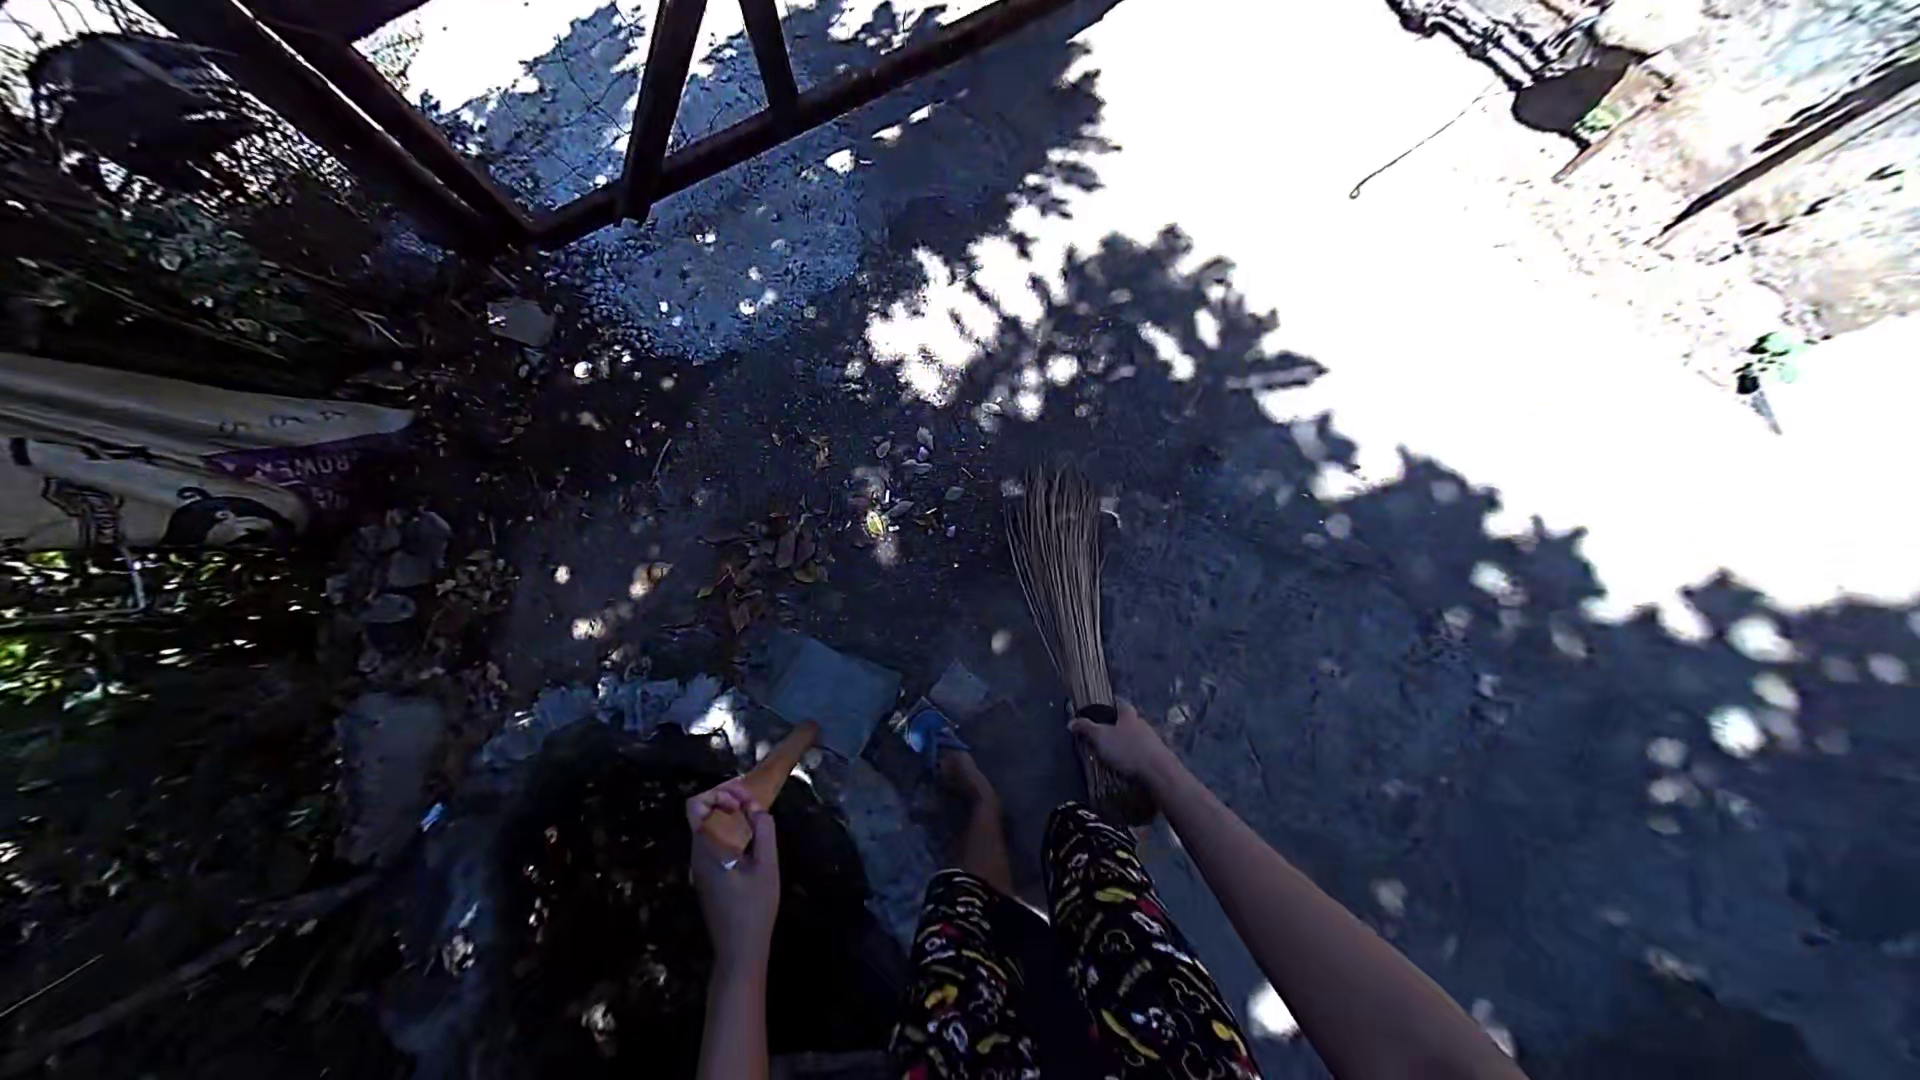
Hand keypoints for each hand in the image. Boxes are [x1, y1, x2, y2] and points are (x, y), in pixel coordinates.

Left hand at [686, 779, 780, 973]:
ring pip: (705, 826)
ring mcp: (700, 866)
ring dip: (727, 813)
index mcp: (707, 849)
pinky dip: (726, 829)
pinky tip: (748, 835)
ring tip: (752, 813)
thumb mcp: (767, 865)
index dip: (718, 794)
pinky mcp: (706, 875)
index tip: (744, 800)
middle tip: (751, 801)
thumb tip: (756, 806)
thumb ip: (764, 830)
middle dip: (725, 799)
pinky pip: (711, 841)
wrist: (739, 949)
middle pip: (700, 813)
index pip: (696, 806)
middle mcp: (697, 854)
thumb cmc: (755, 907)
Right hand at [1068, 699, 1181, 789]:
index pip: (1120, 702)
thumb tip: (1070, 722)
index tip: (1103, 706)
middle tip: (1103, 734)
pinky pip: (1142, 753)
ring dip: (1126, 743)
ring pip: (1136, 737)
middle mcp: (1142, 724)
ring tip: (1113, 753)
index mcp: (1129, 715)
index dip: (1111, 702)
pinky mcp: (1158, 757)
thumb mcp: (1100, 737)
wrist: (1159, 773)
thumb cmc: (1127, 749)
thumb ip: (1085, 728)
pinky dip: (1134, 756)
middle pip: (1128, 721)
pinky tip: (1127, 766)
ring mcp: (1153, 740)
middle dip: (1117, 726)